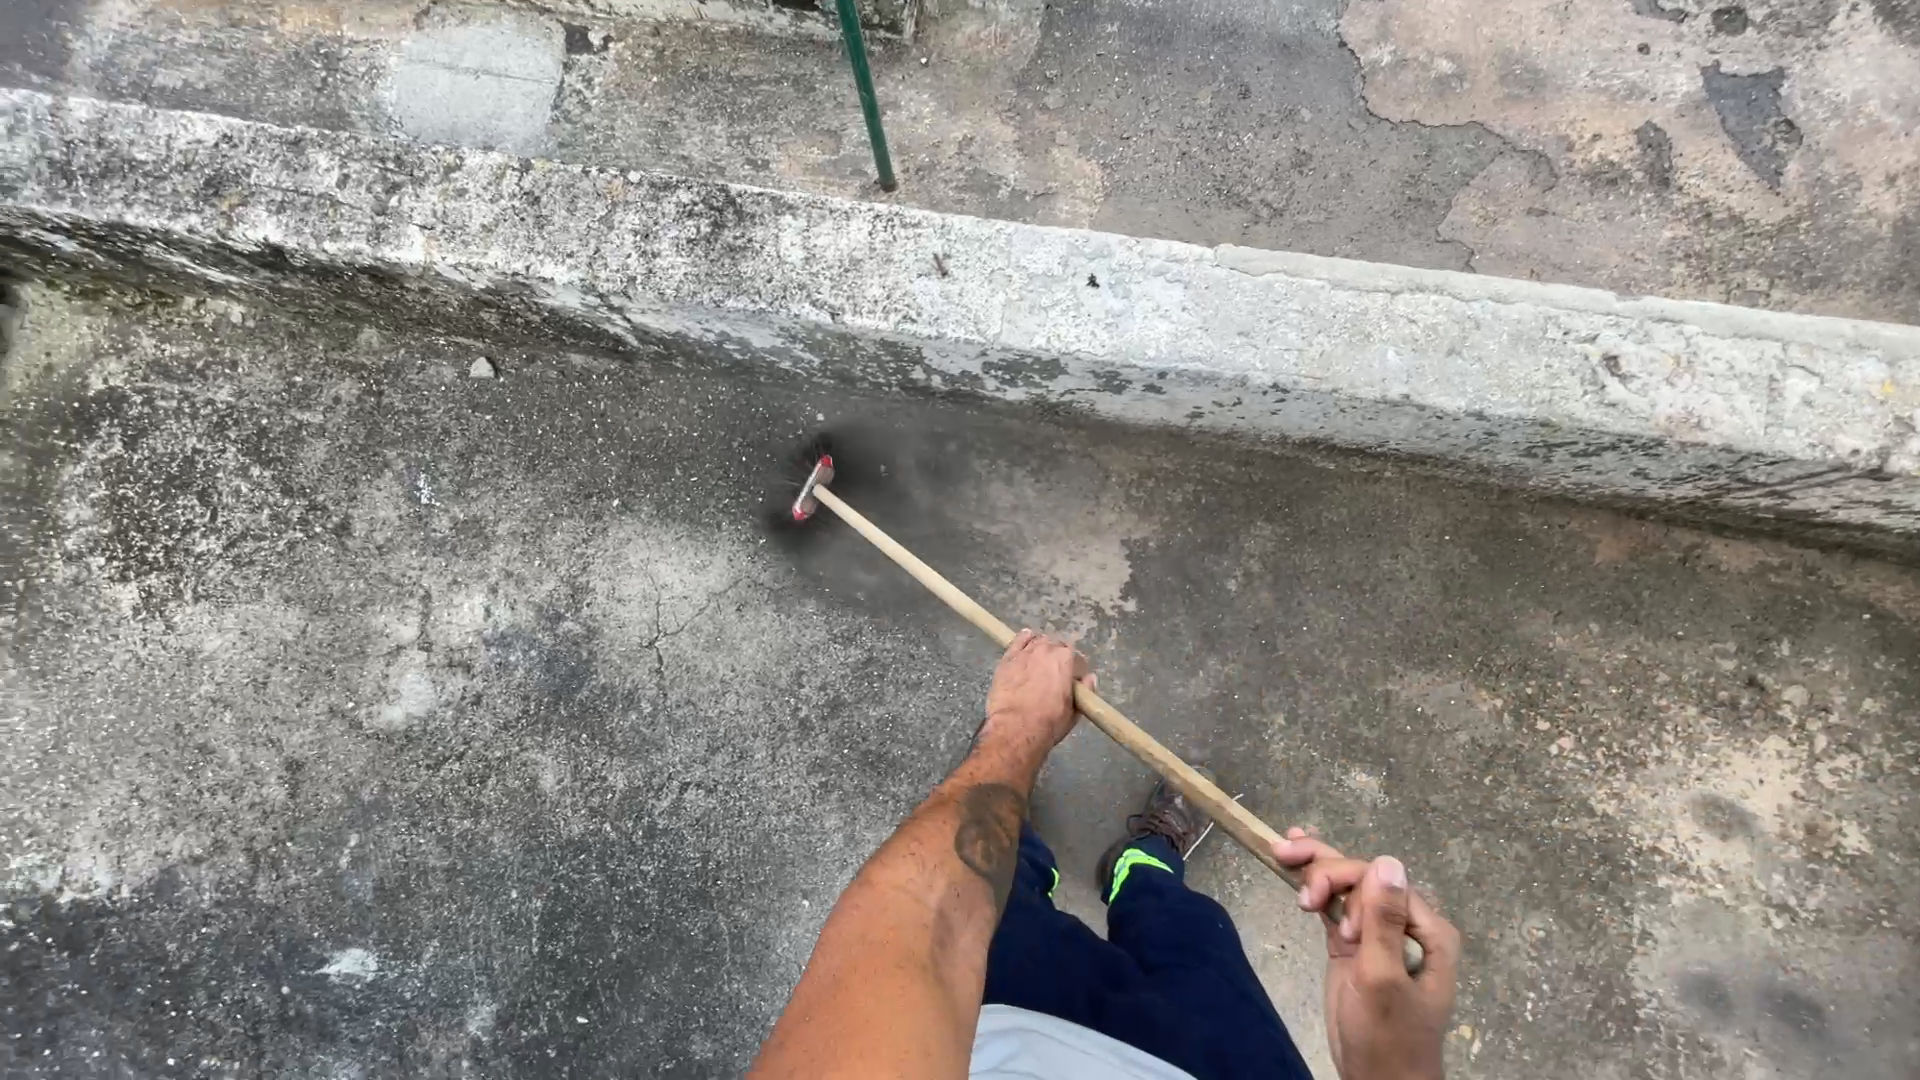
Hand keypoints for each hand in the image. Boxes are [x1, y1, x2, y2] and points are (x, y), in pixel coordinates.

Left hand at [978, 629, 1090, 753]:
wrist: (1015, 728)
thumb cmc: (1048, 722)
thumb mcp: (1074, 712)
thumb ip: (1085, 691)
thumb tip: (1090, 678)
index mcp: (1067, 659)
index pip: (1078, 660)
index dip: (1077, 673)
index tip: (1074, 684)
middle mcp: (1048, 649)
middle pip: (1058, 647)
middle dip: (1060, 659)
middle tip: (1056, 676)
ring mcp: (1026, 651)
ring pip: (1039, 641)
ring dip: (1043, 649)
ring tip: (1041, 662)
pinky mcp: (1008, 657)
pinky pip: (1019, 640)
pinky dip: (1025, 639)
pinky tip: (1027, 642)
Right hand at [1274, 829, 1459, 1079]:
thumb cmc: (1388, 1035)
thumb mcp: (1382, 977)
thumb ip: (1384, 920)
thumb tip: (1389, 861)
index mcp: (1426, 930)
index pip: (1381, 880)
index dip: (1346, 883)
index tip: (1322, 913)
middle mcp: (1404, 923)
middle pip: (1360, 875)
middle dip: (1323, 868)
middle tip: (1283, 861)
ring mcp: (1376, 932)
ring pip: (1344, 884)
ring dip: (1313, 870)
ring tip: (1281, 855)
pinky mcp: (1351, 943)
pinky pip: (1333, 904)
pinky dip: (1313, 885)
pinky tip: (1293, 864)